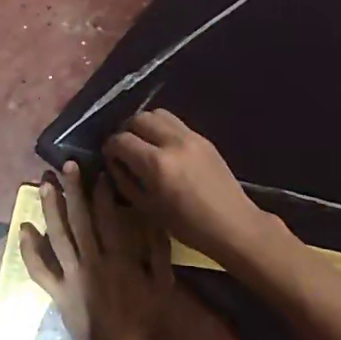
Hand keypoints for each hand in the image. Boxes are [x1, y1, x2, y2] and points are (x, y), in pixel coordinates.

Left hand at [22, 161, 170, 339]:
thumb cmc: (145, 314)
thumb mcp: (163, 280)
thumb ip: (158, 247)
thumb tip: (152, 215)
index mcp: (119, 255)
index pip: (108, 215)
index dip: (102, 191)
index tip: (99, 169)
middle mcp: (92, 259)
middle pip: (79, 218)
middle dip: (73, 188)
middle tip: (66, 164)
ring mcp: (71, 274)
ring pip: (57, 235)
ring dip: (50, 207)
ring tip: (44, 183)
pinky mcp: (57, 290)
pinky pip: (39, 268)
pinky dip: (29, 249)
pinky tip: (23, 228)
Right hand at [103, 110, 280, 266]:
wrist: (231, 223)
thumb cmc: (187, 226)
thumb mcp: (148, 208)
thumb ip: (126, 181)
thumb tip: (113, 163)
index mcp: (157, 164)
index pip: (122, 140)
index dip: (110, 147)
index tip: (109, 156)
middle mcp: (173, 142)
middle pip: (139, 118)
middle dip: (126, 131)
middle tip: (124, 149)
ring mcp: (191, 136)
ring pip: (158, 113)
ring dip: (145, 125)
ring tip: (143, 144)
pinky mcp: (203, 137)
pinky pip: (176, 123)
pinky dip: (163, 129)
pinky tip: (163, 148)